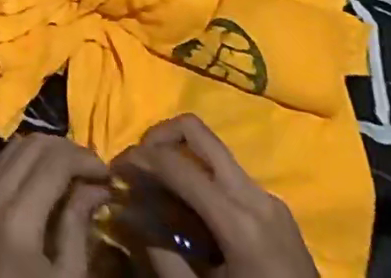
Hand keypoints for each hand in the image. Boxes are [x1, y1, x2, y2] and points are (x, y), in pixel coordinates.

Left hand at [0, 133, 110, 277]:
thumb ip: (78, 224)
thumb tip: (98, 186)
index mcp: (17, 219)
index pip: (56, 160)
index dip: (86, 159)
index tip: (108, 174)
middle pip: (34, 145)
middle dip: (68, 150)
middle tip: (92, 171)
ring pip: (16, 146)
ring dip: (47, 150)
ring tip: (73, 171)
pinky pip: (2, 162)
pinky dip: (27, 159)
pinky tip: (46, 177)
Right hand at [114, 115, 317, 277]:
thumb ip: (164, 258)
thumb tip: (132, 218)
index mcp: (238, 222)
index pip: (179, 165)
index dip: (141, 159)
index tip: (115, 167)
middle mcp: (255, 195)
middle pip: (200, 133)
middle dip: (160, 136)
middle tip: (135, 161)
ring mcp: (270, 198)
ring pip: (215, 152)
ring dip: (181, 156)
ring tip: (155, 185)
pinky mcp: (276, 208)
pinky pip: (230, 177)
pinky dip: (201, 178)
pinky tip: (188, 210)